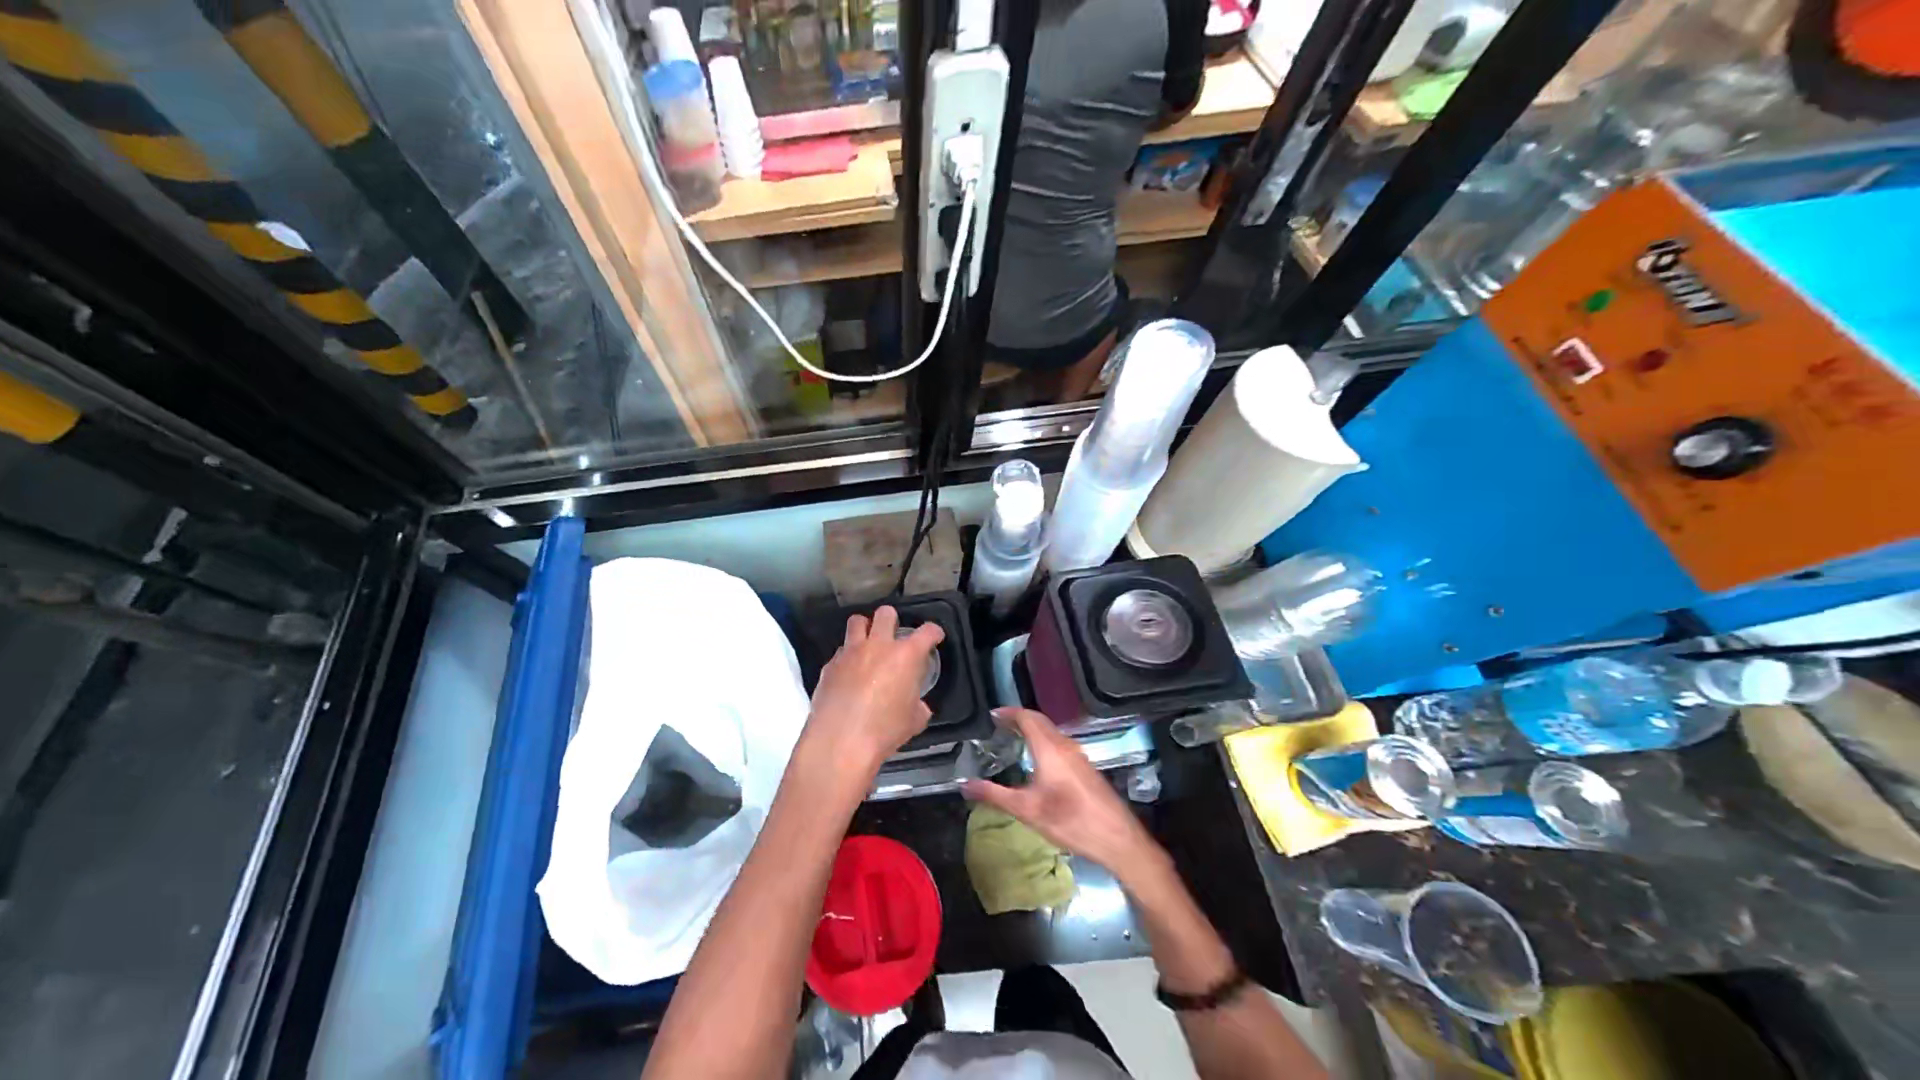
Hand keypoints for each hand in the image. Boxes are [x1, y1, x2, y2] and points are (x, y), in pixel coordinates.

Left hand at [803, 605, 944, 775]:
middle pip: (885, 614)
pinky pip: (840, 651)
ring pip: (857, 622)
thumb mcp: (914, 721)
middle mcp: (877, 646)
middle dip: (892, 620)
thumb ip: (918, 706)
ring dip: (865, 629)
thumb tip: (917, 705)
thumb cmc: (884, 730)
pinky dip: (847, 656)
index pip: (927, 632)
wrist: (840, 741)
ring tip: (868, 644)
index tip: (934, 636)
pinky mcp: (829, 665)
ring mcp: (850, 653)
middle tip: (894, 635)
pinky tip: (849, 674)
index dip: (934, 632)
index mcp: (906, 656)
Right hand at [961, 707, 1165, 882]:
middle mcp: (1065, 745)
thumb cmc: (1070, 821)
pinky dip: (1044, 742)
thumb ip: (994, 795)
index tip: (993, 715)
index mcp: (1050, 748)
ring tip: (1014, 740)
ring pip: (1052, 733)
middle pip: (1040, 722)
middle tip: (999, 726)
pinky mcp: (1086, 768)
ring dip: (1033, 730)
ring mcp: (1079, 756)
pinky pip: (1060, 745)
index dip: (1009, 713)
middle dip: (1019, 719)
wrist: (1117, 837)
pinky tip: (1037, 761)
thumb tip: (964, 784)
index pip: (1027, 717)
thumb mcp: (1027, 810)